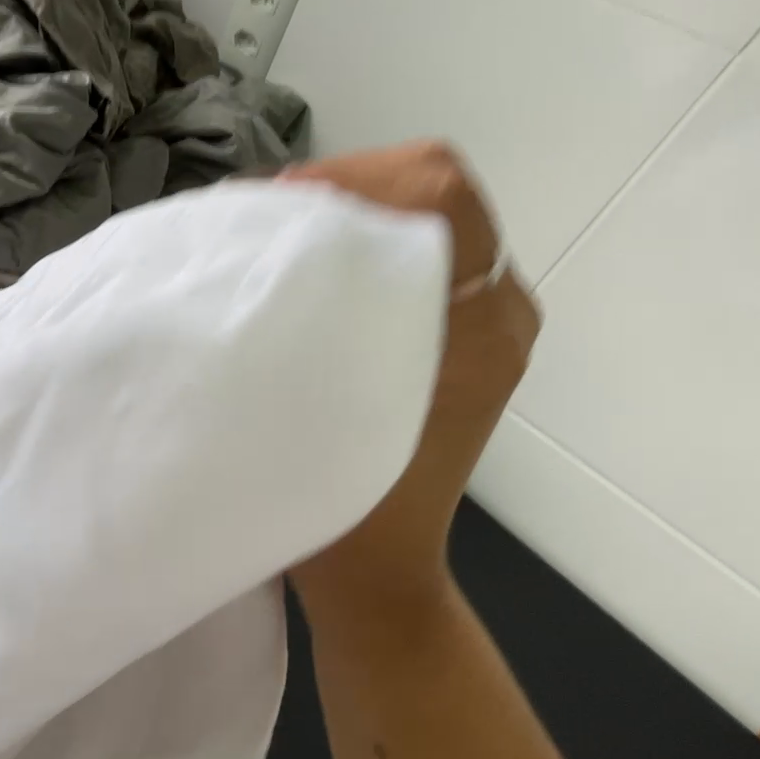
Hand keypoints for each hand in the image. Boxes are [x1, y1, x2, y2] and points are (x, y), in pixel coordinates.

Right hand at [282, 142, 542, 606]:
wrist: (374, 580)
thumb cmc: (340, 510)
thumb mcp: (322, 401)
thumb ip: (316, 312)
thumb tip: (271, 235)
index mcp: (479, 318)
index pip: (435, 189)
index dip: (349, 178)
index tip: (269, 210)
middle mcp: (497, 308)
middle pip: (432, 196)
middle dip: (343, 192)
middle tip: (262, 226)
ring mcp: (484, 330)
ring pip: (421, 229)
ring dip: (346, 224)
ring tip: (274, 251)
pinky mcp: (460, 351)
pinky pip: (415, 271)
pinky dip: (359, 259)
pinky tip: (304, 290)